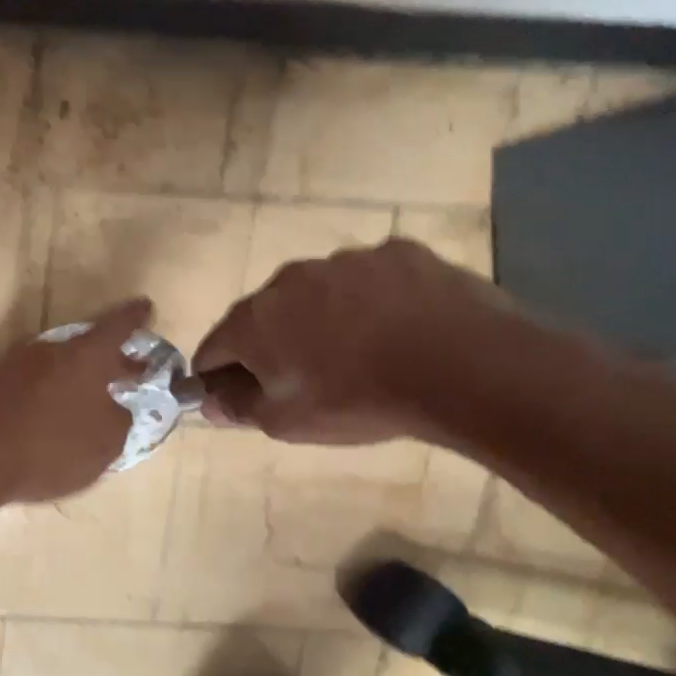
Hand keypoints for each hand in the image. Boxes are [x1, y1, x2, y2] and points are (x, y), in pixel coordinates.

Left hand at [0, 299, 153, 504]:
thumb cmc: (45, 450)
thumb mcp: (103, 444)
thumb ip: (118, 420)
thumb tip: (115, 407)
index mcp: (83, 357)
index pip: (116, 326)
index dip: (134, 318)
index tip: (145, 306)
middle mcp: (46, 352)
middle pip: (84, 347)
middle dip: (109, 358)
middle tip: (129, 369)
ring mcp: (11, 367)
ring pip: (55, 365)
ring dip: (75, 378)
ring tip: (91, 398)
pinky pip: (29, 385)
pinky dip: (47, 394)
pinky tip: (49, 416)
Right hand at [192, 238, 527, 443]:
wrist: (465, 368)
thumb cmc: (357, 401)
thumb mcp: (286, 422)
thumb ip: (239, 408)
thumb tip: (210, 402)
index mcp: (253, 320)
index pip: (212, 348)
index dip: (216, 375)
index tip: (235, 396)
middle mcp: (289, 280)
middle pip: (264, 314)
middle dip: (272, 342)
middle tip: (301, 377)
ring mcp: (348, 260)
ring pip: (318, 292)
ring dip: (322, 317)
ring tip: (359, 352)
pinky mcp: (402, 253)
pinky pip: (373, 279)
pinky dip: (375, 300)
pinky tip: (400, 328)